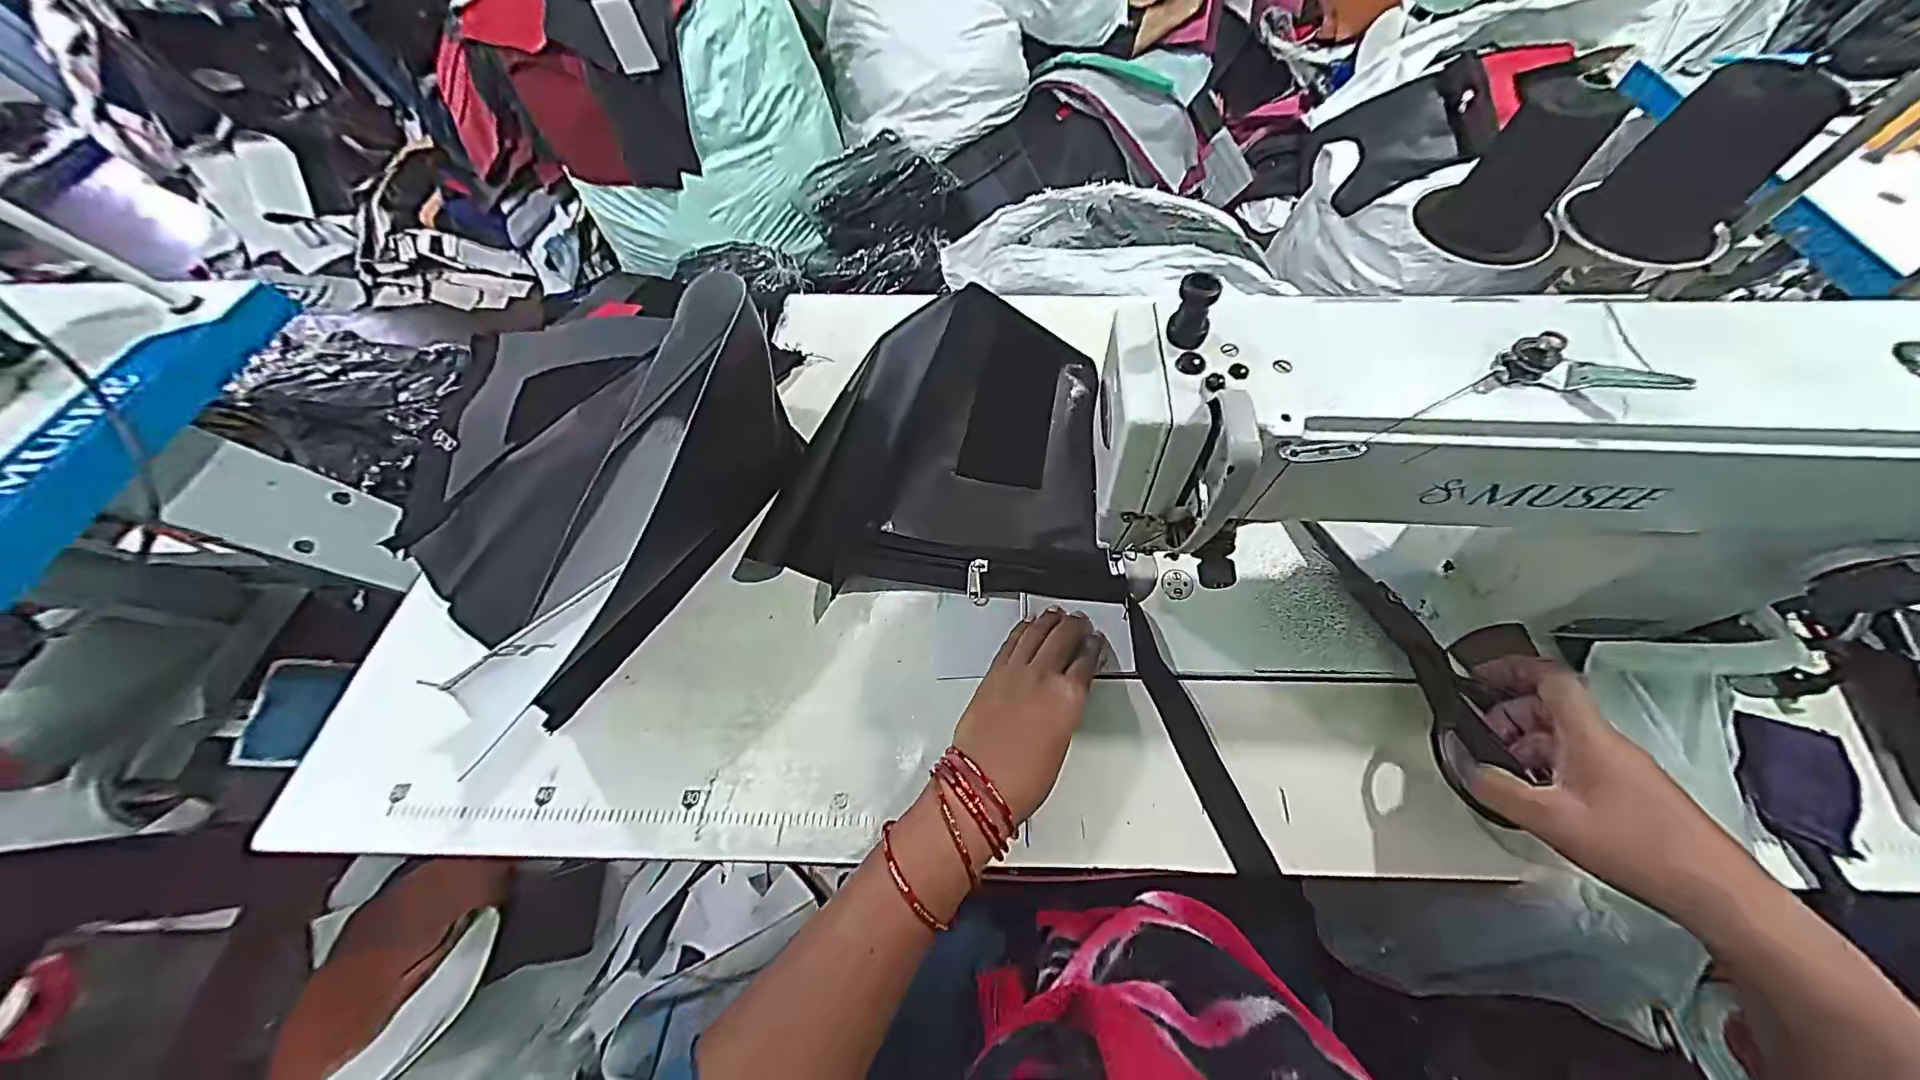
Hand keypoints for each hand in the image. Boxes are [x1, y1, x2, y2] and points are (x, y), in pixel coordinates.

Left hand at [950, 608, 1104, 825]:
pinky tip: (1027, 625)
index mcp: (1068, 697)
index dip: (1094, 647)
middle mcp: (1042, 678)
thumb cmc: (1022, 778)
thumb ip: (1066, 711)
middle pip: (1063, 638)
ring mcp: (1015, 672)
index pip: (1087, 660)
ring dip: (1049, 621)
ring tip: (1057, 614)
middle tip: (1081, 621)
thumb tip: (1065, 700)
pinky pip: (1012, 642)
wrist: (982, 784)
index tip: (1096, 642)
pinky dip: (1022, 630)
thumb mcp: (1062, 744)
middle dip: (1075, 627)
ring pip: (1036, 633)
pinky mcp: (993, 674)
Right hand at [1461, 656, 1757, 917]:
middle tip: (1481, 736)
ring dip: (1523, 744)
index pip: (1550, 678)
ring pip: (1560, 735)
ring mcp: (1622, 766)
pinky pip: (1576, 761)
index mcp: (1589, 736)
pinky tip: (1536, 795)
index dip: (1510, 667)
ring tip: (1504, 771)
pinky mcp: (1630, 790)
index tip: (1481, 674)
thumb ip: (1494, 787)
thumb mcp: (1547, 817)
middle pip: (1548, 707)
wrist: (1718, 893)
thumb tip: (1466, 767)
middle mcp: (1608, 743)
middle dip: (1506, 715)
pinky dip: (1546, 766)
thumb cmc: (1646, 850)